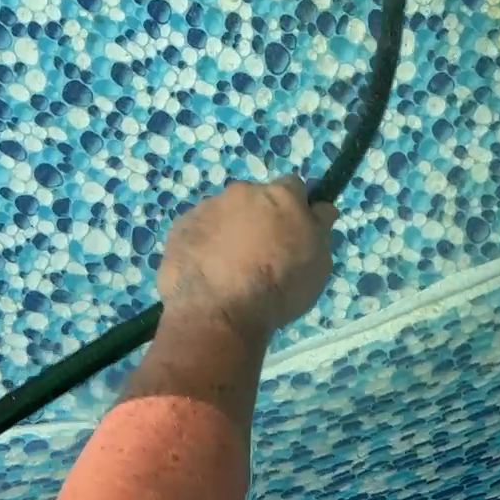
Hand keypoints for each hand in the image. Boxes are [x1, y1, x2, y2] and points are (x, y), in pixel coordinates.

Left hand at [157, 176, 336, 339]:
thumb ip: (321, 228)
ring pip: (225, 215)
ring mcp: (206, 208)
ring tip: (233, 271)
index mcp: (280, 196)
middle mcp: (242, 192)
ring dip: (231, 233)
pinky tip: (210, 275)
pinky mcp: (179, 229)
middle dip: (261, 220)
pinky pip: (199, 232)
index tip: (295, 233)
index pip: (294, 187)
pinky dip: (206, 247)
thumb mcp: (318, 263)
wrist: (219, 312)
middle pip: (256, 200)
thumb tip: (321, 207)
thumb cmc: (279, 288)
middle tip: (264, 257)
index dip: (297, 208)